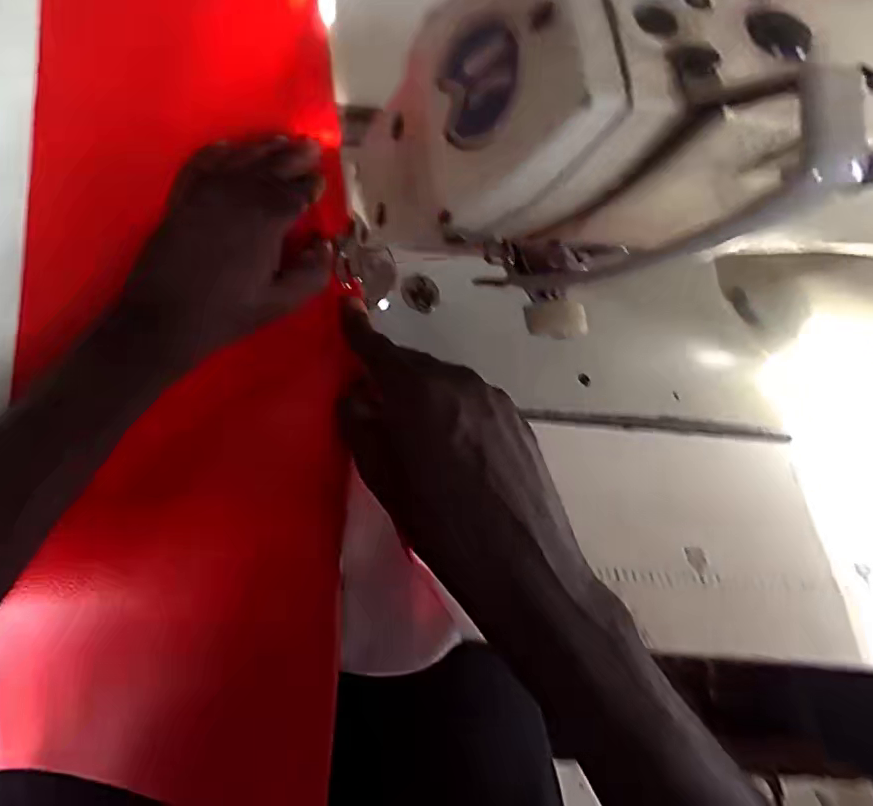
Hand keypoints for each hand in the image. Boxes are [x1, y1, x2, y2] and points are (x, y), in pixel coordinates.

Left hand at [108, 136, 332, 370]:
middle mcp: (239, 192)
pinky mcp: (181, 197)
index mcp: (268, 216)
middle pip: (273, 165)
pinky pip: (201, 162)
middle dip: (295, 156)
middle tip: (311, 147)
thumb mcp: (278, 302)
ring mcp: (205, 190)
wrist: (162, 317)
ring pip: (240, 157)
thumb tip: (325, 243)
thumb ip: (312, 272)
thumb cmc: (224, 313)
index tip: (319, 182)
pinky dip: (217, 151)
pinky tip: (228, 146)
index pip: (298, 190)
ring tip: (280, 142)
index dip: (312, 185)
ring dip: (263, 148)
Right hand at [337, 303, 595, 621]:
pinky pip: (468, 399)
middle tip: (371, 402)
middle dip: (387, 375)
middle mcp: (457, 381)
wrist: (527, 570)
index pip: (377, 347)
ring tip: (413, 432)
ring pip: (441, 381)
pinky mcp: (516, 419)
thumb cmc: (439, 524)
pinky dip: (449, 408)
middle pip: (410, 364)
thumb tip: (356, 395)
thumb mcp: (381, 477)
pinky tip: (450, 446)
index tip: (346, 302)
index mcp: (417, 392)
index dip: (357, 326)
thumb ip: (360, 425)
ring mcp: (492, 398)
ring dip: (420, 394)